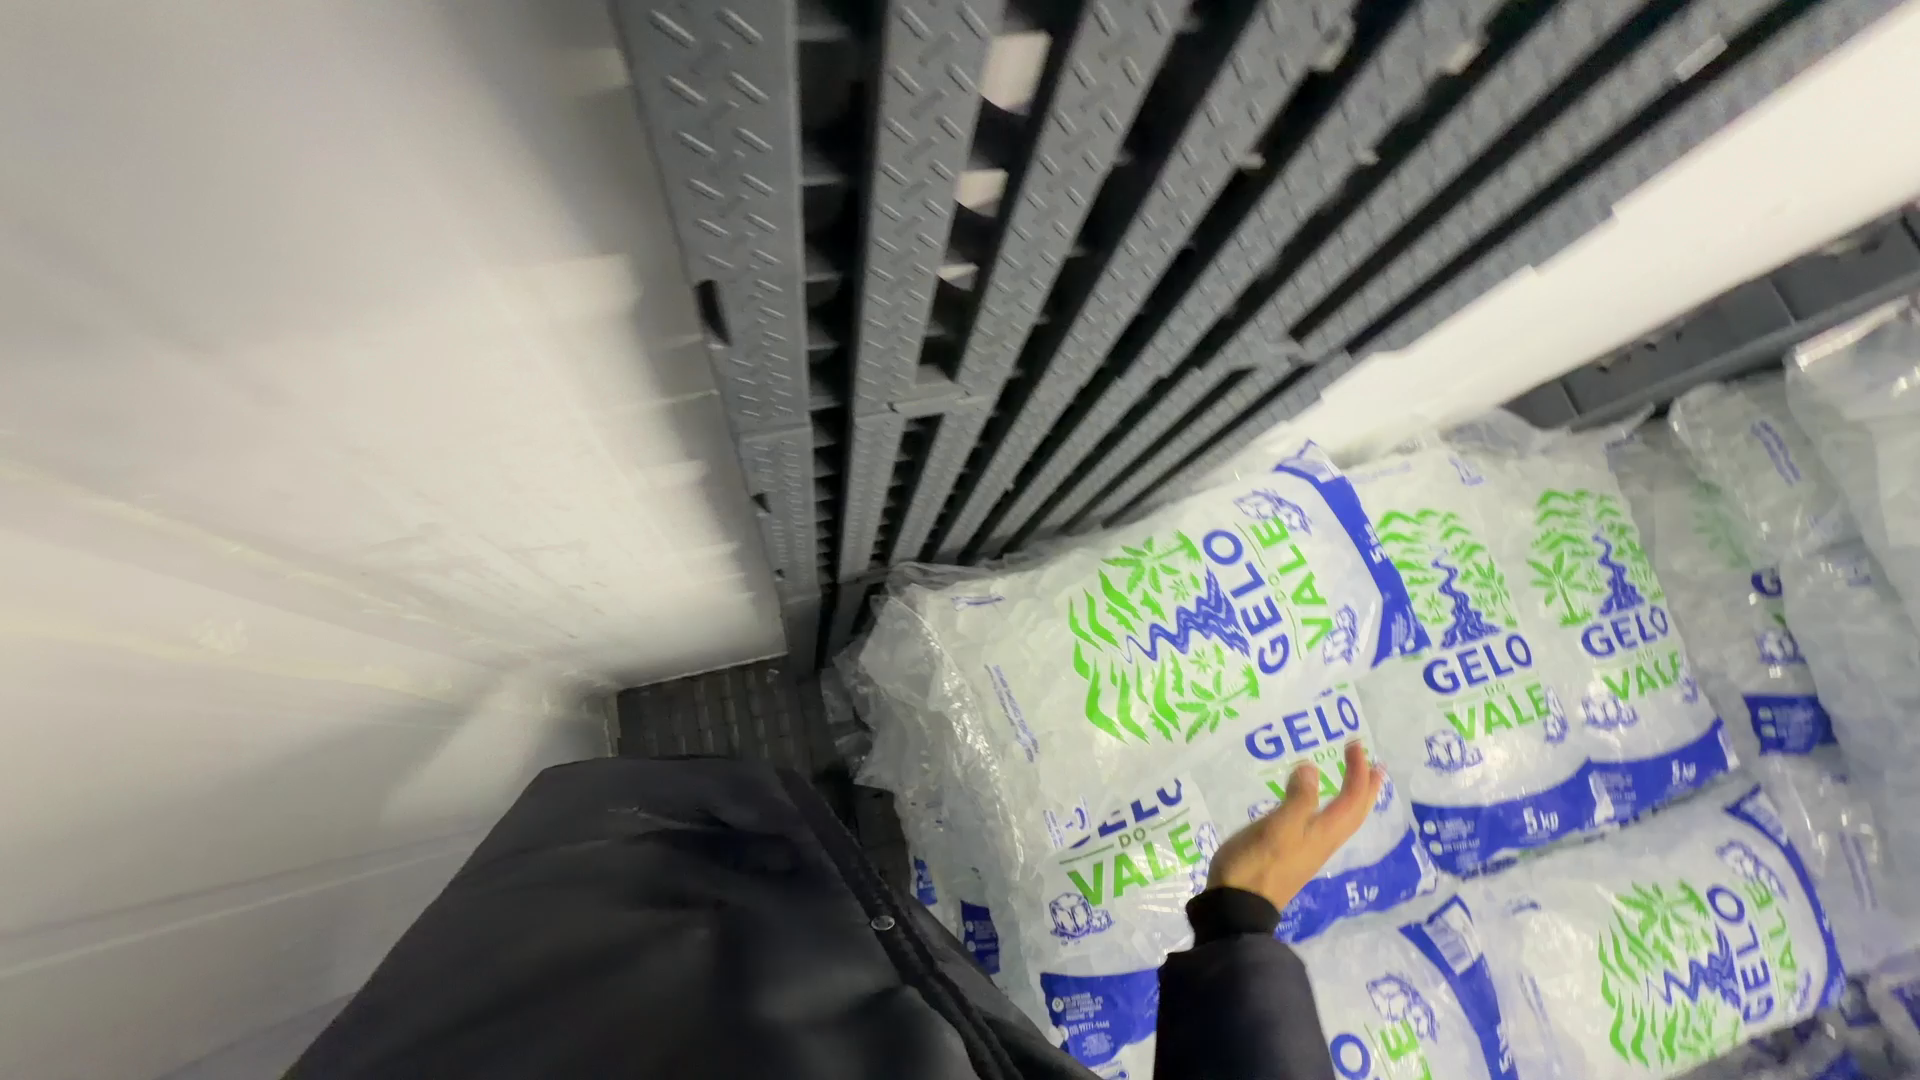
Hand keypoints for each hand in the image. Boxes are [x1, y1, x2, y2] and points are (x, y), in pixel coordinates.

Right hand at [1205, 741, 1385, 910]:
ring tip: (1355, 780)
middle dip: (1365, 786)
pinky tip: (1316, 805)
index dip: (1358, 771)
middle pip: (1354, 812)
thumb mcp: (1278, 828)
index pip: (1351, 799)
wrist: (1239, 905)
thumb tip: (1312, 767)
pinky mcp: (1293, 853)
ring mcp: (1309, 849)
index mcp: (1323, 833)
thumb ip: (1298, 799)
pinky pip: (1324, 824)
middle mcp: (1323, 841)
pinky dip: (1330, 807)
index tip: (1355, 744)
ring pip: (1342, 819)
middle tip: (1373, 763)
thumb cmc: (1257, 863)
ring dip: (1352, 797)